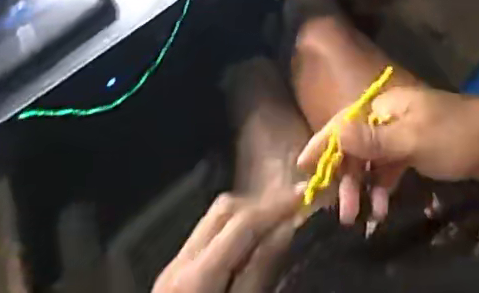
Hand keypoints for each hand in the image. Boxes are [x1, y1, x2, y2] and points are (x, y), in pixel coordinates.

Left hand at [153, 185, 302, 292]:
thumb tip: (288, 229)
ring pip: (213, 221)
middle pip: (224, 210)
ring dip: (246, 216)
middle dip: (261, 204)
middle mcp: (180, 264)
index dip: (278, 205)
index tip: (307, 197)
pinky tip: (250, 248)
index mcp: (197, 277)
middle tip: (293, 210)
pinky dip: (231, 233)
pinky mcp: (171, 282)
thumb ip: (261, 273)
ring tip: (276, 225)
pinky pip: (206, 240)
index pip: (243, 221)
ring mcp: (172, 272)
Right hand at [295, 85, 478, 226]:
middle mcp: (391, 115)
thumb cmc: (454, 135)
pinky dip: (383, 186)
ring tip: (362, 216)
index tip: (301, 167)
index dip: (322, 142)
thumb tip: (336, 133)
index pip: (345, 120)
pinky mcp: (418, 149)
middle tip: (343, 212)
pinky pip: (390, 167)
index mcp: (386, 104)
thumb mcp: (412, 139)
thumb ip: (373, 140)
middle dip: (346, 175)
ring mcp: (405, 132)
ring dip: (364, 185)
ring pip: (372, 159)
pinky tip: (382, 208)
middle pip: (356, 143)